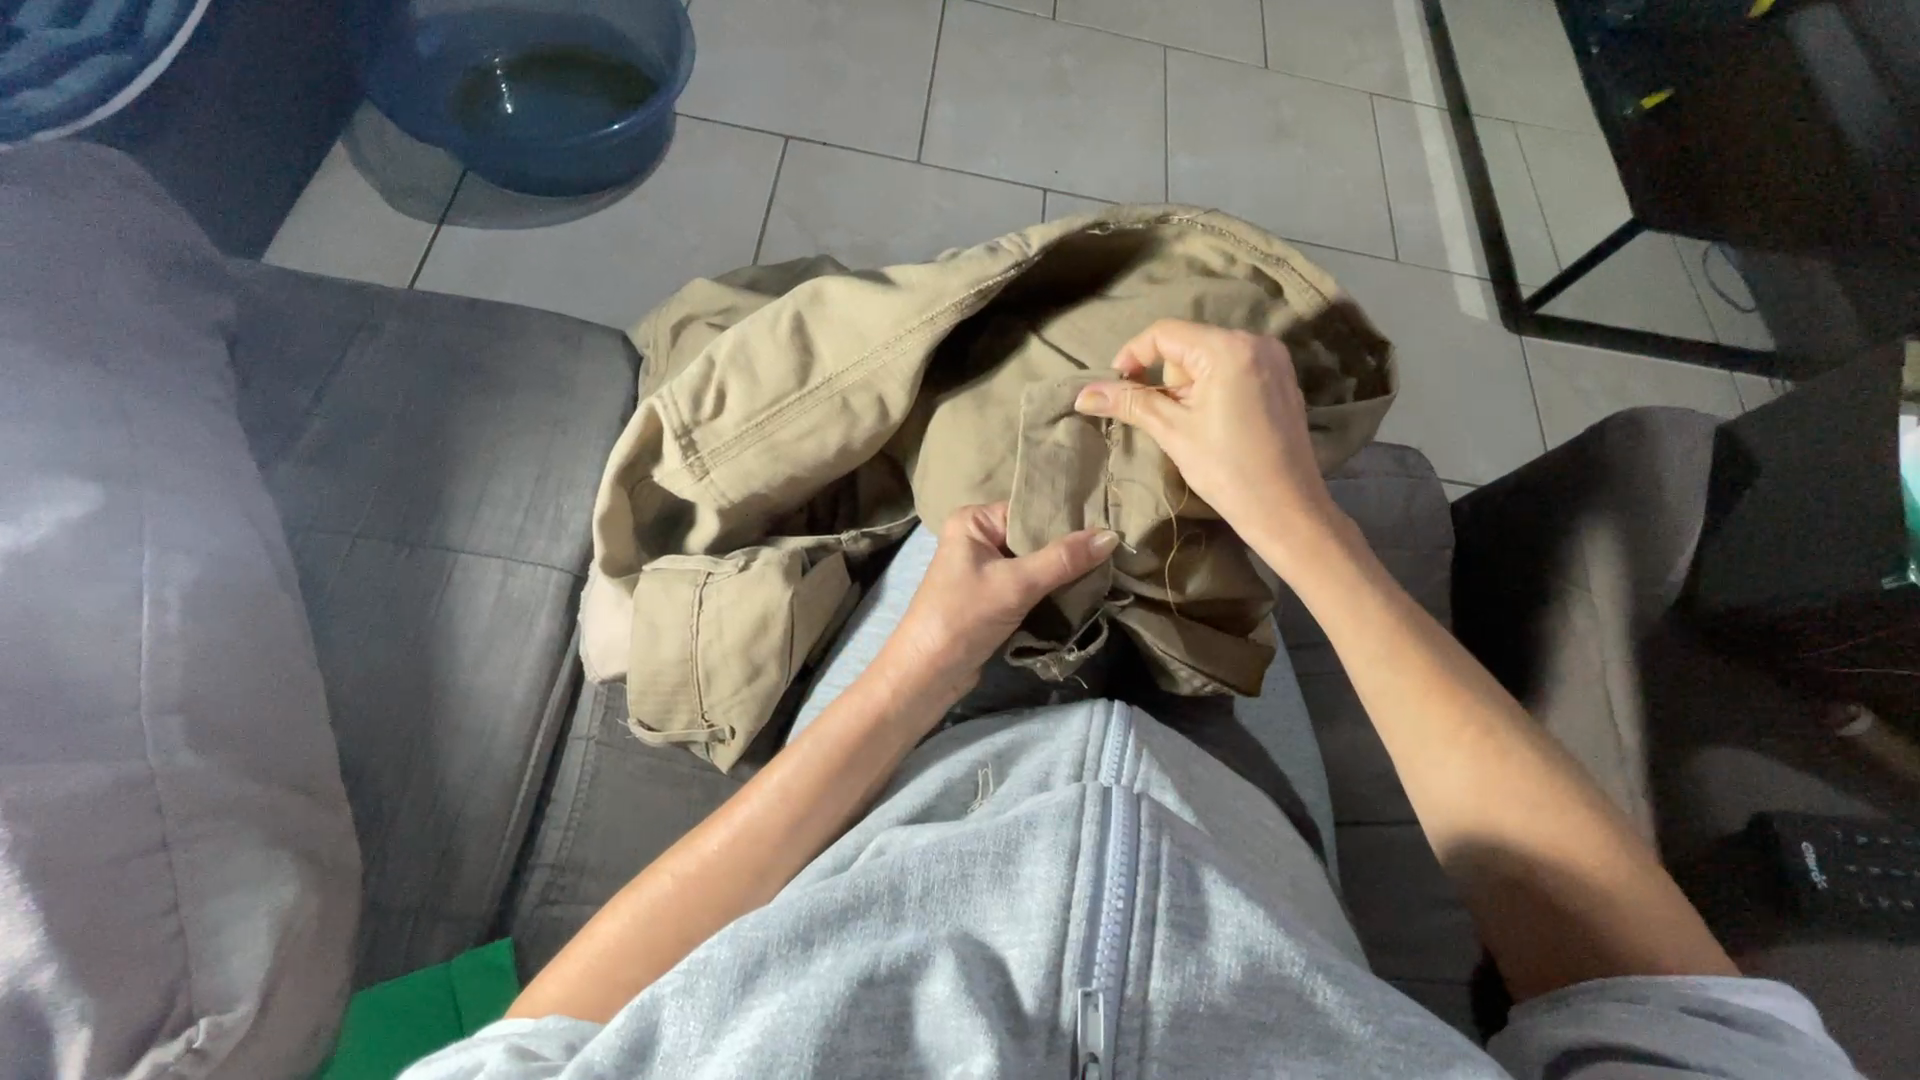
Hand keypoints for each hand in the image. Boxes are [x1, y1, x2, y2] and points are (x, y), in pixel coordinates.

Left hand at [874, 503, 1118, 710]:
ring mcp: (985, 570)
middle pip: (1035, 537)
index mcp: (973, 521)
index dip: (1066, 519)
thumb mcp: (1016, 584)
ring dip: (1063, 573)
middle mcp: (977, 539)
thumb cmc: (963, 617)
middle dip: (1069, 549)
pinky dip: (1052, 590)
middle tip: (1114, 551)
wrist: (928, 673)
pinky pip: (1030, 585)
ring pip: (1036, 563)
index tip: (1108, 525)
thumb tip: (1111, 536)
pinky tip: (1082, 591)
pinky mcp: (992, 598)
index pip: (1029, 510)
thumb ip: (1063, 559)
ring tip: (1106, 570)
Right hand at [1072, 319, 1348, 577]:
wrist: (1286, 509)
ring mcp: (1273, 360)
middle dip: (1165, 378)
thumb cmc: (1227, 470)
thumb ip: (1129, 403)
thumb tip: (1083, 394)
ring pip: (1208, 358)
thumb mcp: (1172, 432)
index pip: (1164, 333)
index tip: (1116, 389)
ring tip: (1190, 426)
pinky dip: (1212, 389)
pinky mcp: (1280, 380)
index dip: (1132, 356)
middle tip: (1163, 419)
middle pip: (1187, 344)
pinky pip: (1232, 369)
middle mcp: (1255, 342)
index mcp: (1228, 349)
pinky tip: (1215, 425)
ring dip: (1187, 387)